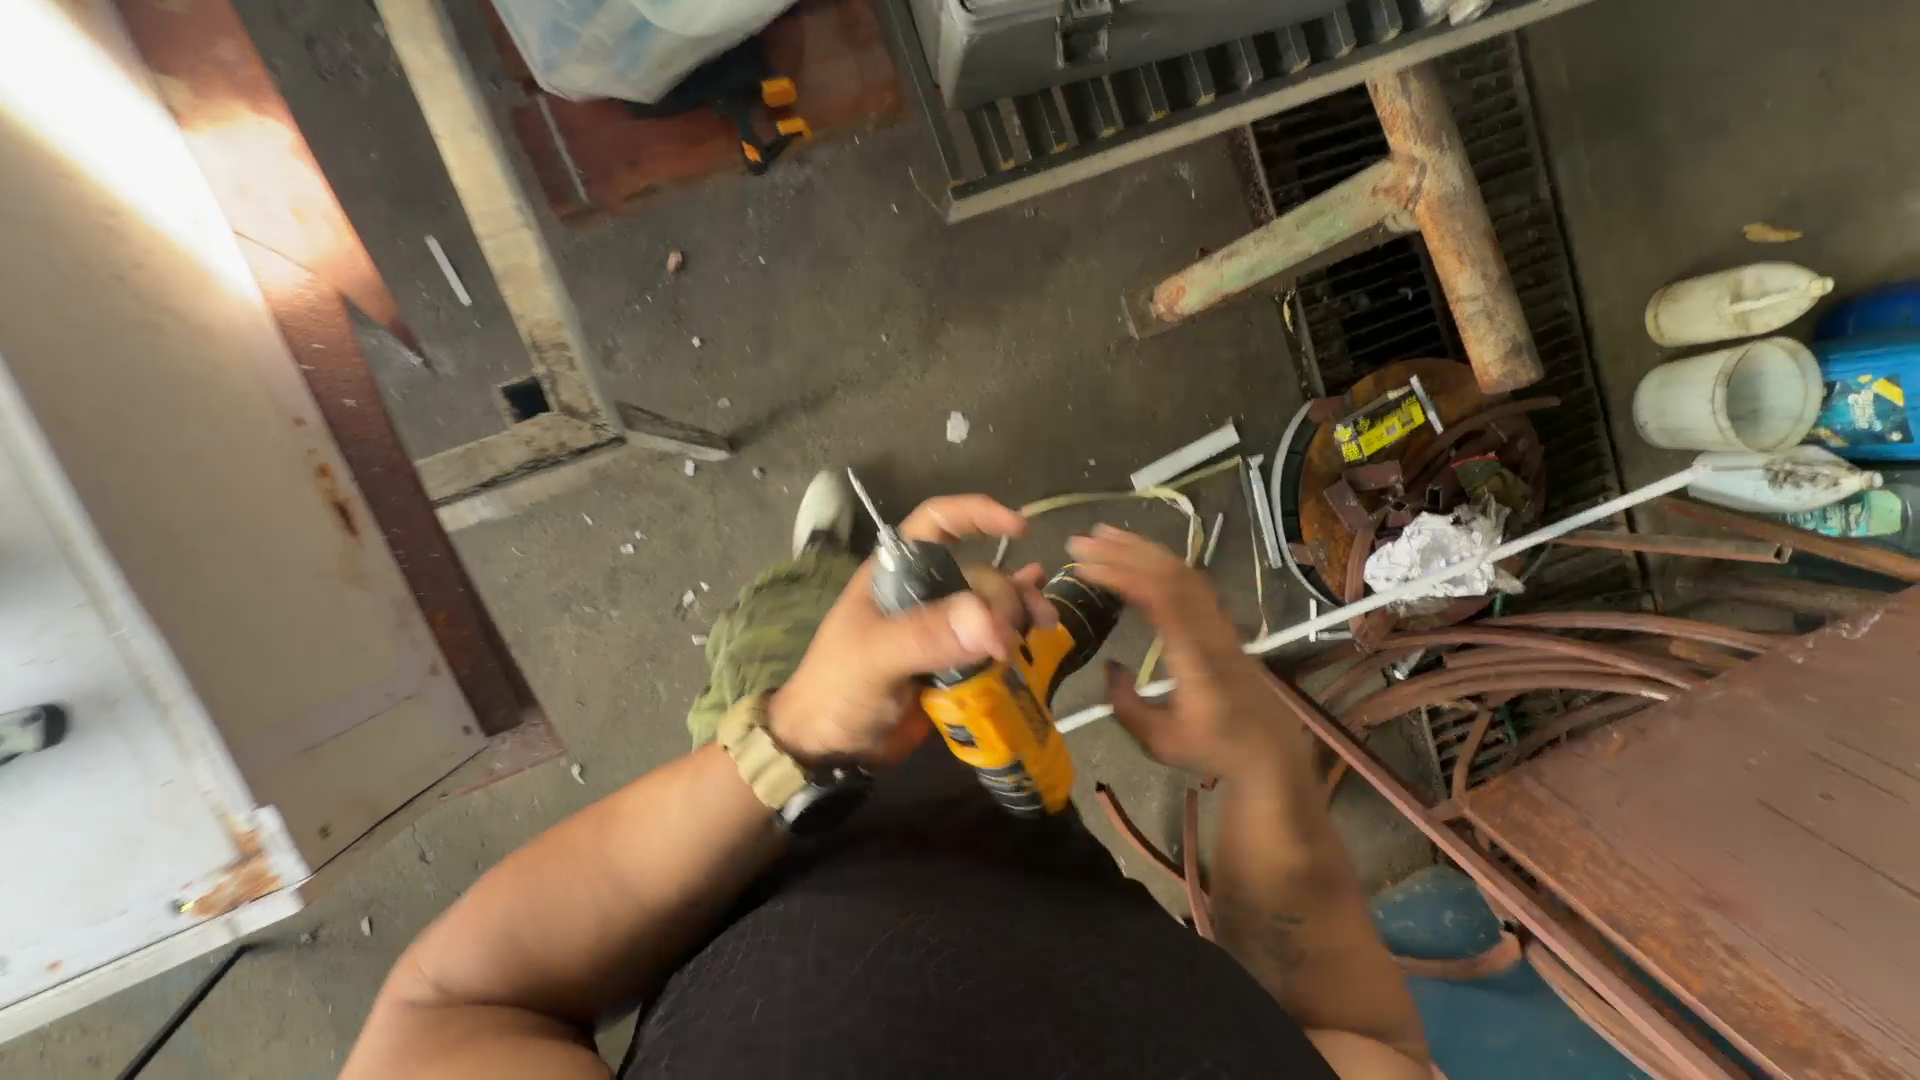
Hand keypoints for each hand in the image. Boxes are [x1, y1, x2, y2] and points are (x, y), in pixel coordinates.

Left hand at [769, 495, 1056, 766]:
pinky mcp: (955, 662)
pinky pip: (994, 638)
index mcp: (894, 574)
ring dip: (1021, 609)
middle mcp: (922, 592)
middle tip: (1005, 637)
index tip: (1018, 525)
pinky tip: (1041, 625)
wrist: (830, 748)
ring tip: (1043, 624)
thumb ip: (924, 636)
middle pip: (979, 573)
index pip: (937, 523)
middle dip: (1003, 594)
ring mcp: (941, 628)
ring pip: (993, 604)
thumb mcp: (872, 658)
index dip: (976, 514)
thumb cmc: (836, 691)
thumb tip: (988, 620)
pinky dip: (1018, 630)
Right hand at [1067, 526, 1297, 780]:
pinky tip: (1140, 557)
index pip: (1159, 600)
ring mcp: (1221, 624)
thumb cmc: (1214, 750)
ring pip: (1184, 572)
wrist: (1272, 752)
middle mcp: (1210, 631)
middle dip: (1123, 552)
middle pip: (1169, 575)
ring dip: (1142, 550)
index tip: (1084, 567)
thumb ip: (1127, 706)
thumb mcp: (1160, 742)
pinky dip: (1162, 561)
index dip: (1121, 575)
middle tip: (1082, 541)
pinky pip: (1193, 581)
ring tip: (1105, 536)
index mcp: (1194, 658)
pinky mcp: (1224, 624)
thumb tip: (1111, 666)